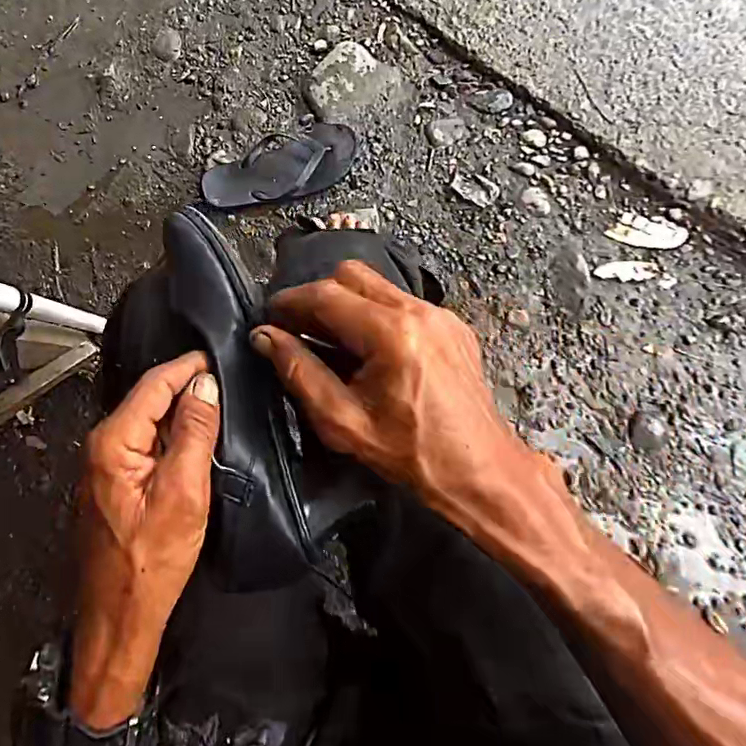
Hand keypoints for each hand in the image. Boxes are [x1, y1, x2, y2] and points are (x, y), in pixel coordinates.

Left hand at [69, 351, 219, 727]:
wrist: (119, 617)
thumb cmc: (146, 568)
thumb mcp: (184, 494)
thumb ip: (194, 434)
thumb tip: (204, 388)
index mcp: (113, 443)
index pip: (153, 384)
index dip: (187, 367)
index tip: (213, 360)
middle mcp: (101, 448)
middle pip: (148, 400)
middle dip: (185, 389)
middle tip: (222, 387)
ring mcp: (104, 466)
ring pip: (148, 423)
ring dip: (179, 416)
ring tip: (214, 415)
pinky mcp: (113, 483)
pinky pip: (144, 446)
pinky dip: (170, 440)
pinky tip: (192, 449)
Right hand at [251, 261, 580, 565]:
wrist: (479, 470)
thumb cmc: (413, 454)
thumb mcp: (341, 421)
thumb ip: (298, 373)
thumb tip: (266, 338)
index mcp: (392, 336)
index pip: (326, 295)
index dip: (289, 301)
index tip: (270, 316)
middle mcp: (419, 313)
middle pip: (351, 274)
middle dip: (316, 296)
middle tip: (296, 326)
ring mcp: (440, 316)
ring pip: (376, 284)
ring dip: (343, 303)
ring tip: (327, 339)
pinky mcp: (450, 325)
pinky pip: (399, 301)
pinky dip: (372, 313)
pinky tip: (363, 349)